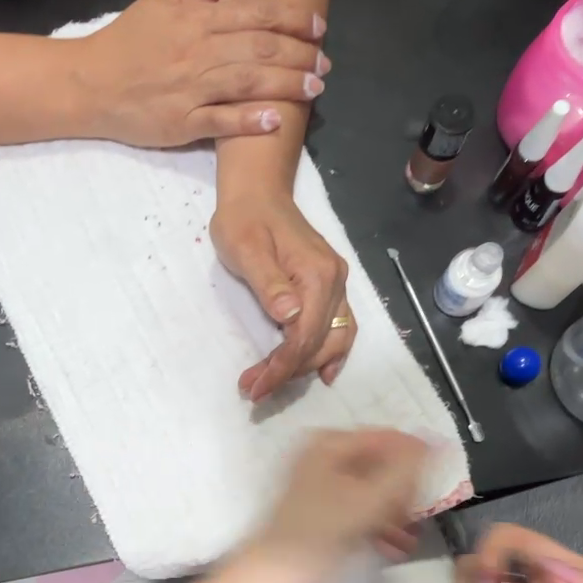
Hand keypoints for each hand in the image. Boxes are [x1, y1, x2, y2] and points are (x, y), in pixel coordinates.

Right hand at [71, 0, 326, 146]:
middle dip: (299, 54)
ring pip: (247, 83)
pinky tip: (276, 120)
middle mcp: (198, 52)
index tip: (317, 27)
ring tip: (314, 88)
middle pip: (259, 48)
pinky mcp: (181, 124)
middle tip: (325, 63)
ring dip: (286, 84)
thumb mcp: (160, 4)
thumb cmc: (126, 44)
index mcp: (196, 20)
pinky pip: (221, 122)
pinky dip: (249, 121)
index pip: (255, 13)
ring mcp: (190, 90)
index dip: (292, 18)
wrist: (89, 85)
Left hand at [210, 190, 353, 399]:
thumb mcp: (246, 248)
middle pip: (321, 343)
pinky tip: (321, 372)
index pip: (305, 336)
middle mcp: (335, 282)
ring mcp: (336, 284)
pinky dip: (330, 352)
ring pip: (334, 339)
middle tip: (254, 389)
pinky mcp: (329, 286)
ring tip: (274, 384)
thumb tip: (291, 315)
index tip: (255, 388)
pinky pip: (338, 326)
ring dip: (306, 367)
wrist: (256, 193)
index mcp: (317, 276)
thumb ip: (269, 283)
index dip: (282, 367)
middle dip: (289, 372)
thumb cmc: (243, 220)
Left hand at [248, 430, 425, 581]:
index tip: (437, 487)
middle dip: (405, 491)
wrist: (269, 581)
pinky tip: (395, 548)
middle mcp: (321, 456)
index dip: (417, 460)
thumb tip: (437, 443)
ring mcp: (318, 485)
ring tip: (411, 537)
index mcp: (329, 443)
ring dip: (395, 512)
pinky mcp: (318, 514)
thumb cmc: (318, 537)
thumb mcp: (368, 501)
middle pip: (381, 464)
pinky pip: (359, 510)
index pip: (389, 437)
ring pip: (372, 490)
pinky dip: (378, 525)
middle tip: (420, 516)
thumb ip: (406, 470)